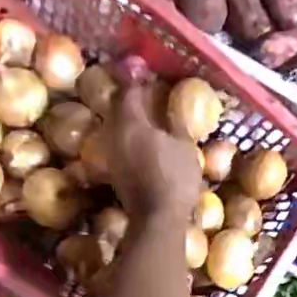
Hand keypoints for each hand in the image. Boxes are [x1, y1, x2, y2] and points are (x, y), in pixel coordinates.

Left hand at [108, 84, 202, 221]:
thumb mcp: (185, 146)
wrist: (157, 219)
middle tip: (152, 96)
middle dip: (134, 99)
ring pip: (118, 126)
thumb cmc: (175, 178)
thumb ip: (176, 122)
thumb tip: (173, 107)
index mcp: (130, 122)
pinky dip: (132, 137)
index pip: (130, 91)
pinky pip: (121, 143)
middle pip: (119, 107)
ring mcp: (111, 153)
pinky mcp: (114, 171)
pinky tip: (147, 142)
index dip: (141, 81)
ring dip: (132, 120)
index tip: (153, 77)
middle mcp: (114, 134)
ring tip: (151, 119)